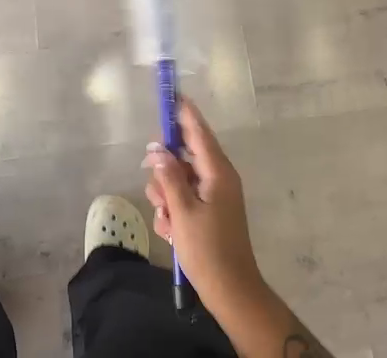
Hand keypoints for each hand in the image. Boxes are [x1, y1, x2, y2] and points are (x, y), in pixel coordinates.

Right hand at [143, 97, 264, 305]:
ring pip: (180, 180)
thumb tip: (158, 150)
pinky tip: (171, 232)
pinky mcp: (209, 212)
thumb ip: (169, 178)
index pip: (199, 132)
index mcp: (218, 172)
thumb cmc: (208, 249)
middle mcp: (218, 178)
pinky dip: (174, 212)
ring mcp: (214, 196)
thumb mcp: (182, 212)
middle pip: (184, 156)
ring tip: (167, 221)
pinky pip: (184, 199)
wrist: (231, 291)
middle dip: (165, 171)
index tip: (172, 95)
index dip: (184, 114)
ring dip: (166, 197)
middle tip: (156, 188)